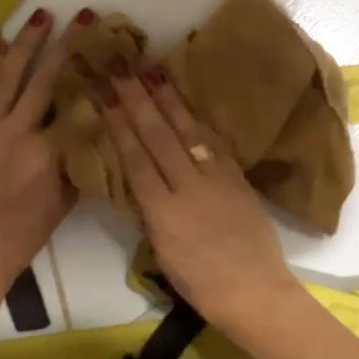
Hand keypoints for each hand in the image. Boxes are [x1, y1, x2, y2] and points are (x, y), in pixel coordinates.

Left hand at [0, 9, 77, 292]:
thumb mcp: (66, 198)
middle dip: (64, 44)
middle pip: (44, 78)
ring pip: (8, 75)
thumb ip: (79, 160)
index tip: (105, 49)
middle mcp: (17, 130)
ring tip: (40, 16)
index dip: (91, 73)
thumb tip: (92, 127)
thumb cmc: (26, 231)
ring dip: (25, 43)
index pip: (75, 101)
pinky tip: (2, 45)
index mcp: (48, 151)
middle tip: (82, 16)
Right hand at [97, 65, 301, 329]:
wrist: (254, 291)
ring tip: (151, 70)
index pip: (135, 158)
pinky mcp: (238, 178)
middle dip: (136, 99)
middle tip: (120, 67)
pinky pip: (212, 142)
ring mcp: (216, 179)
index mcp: (162, 211)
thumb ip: (150, 214)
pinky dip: (196, 120)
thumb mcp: (162, 253)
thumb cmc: (201, 284)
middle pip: (157, 135)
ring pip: (186, 131)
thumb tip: (140, 182)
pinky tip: (185, 104)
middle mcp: (187, 186)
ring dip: (167, 99)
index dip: (117, 125)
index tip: (103, 96)